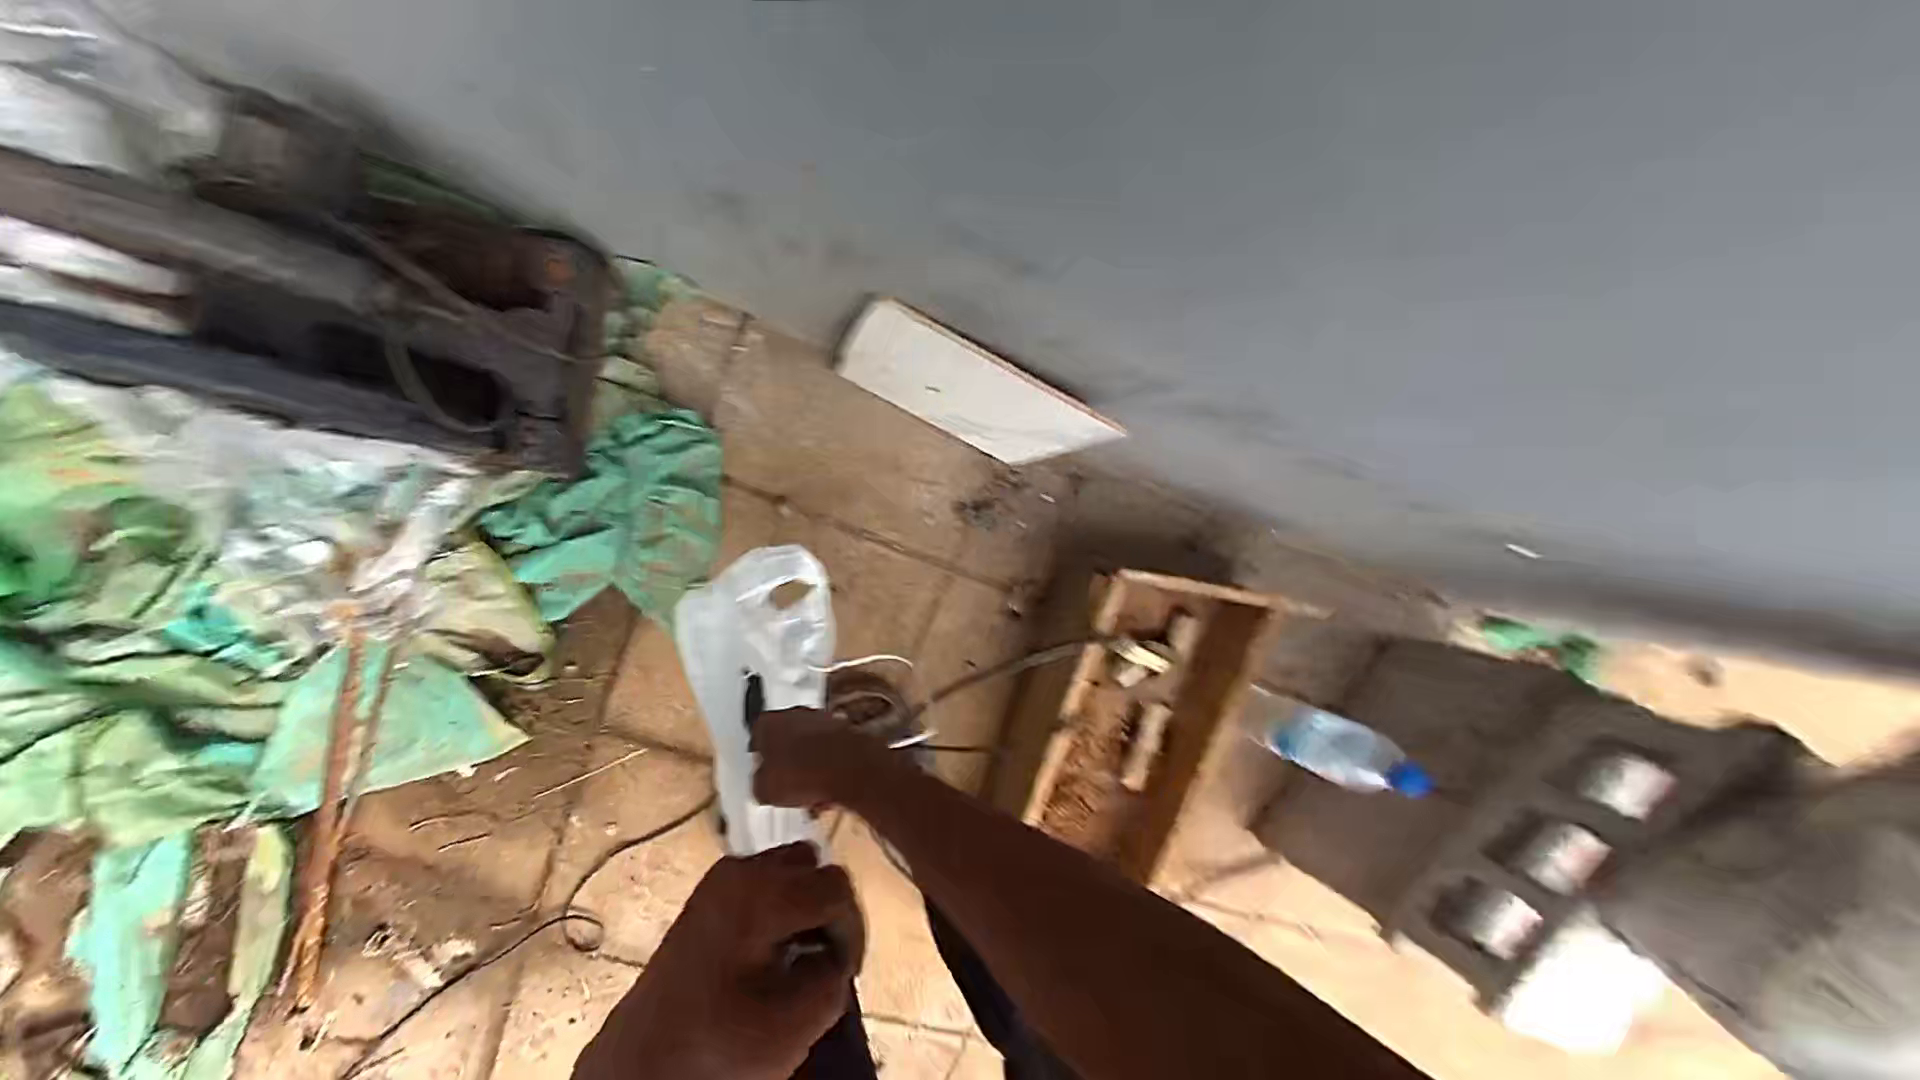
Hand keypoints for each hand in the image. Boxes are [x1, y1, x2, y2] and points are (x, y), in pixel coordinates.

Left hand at [572, 843, 864, 1079]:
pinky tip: (772, 946)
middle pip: (814, 867)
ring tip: (799, 950)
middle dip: (828, 910)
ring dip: (806, 902)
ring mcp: (722, 875)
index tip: (844, 969)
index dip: (851, 929)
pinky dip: (781, 901)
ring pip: (791, 866)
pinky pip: (765, 877)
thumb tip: (837, 949)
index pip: (836, 887)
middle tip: (823, 957)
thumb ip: (835, 973)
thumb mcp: (797, 1023)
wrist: (643, 1062)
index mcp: (761, 894)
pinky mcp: (710, 888)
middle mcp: (741, 869)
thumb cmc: (718, 1045)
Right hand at [752, 707, 893, 808]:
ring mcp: (823, 719)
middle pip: (786, 736)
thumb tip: (764, 784)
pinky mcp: (845, 729)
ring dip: (809, 763)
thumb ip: (760, 783)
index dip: (760, 757)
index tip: (763, 771)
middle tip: (786, 782)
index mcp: (769, 722)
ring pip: (810, 743)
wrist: (848, 768)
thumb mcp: (765, 790)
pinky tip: (828, 787)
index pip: (757, 736)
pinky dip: (829, 765)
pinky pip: (831, 750)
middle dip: (787, 758)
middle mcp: (795, 713)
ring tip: (809, 791)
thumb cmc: (801, 774)